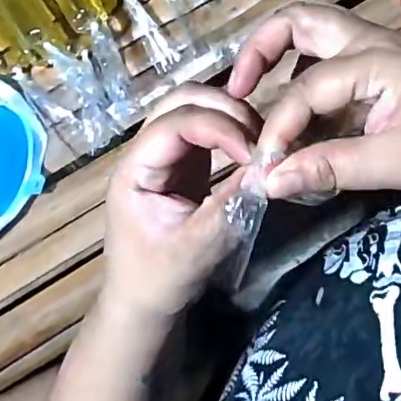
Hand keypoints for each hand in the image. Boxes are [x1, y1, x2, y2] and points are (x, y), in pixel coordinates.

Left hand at [101, 85, 259, 324]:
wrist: (143, 301)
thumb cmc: (159, 278)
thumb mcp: (196, 251)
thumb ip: (228, 210)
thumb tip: (265, 172)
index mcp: (134, 168)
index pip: (175, 123)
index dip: (218, 128)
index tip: (254, 153)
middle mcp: (144, 150)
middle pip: (181, 100)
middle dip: (224, 108)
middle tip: (261, 136)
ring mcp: (162, 151)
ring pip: (193, 105)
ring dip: (228, 113)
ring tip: (259, 139)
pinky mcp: (181, 159)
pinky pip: (204, 125)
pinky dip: (229, 126)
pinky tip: (250, 144)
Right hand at [229, 4, 400, 202]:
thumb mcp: (397, 164)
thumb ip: (331, 167)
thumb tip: (271, 181)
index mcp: (375, 59)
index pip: (306, 88)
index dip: (279, 127)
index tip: (265, 166)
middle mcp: (370, 41)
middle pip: (300, 20)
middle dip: (261, 46)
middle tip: (239, 86)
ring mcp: (378, 47)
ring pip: (314, 28)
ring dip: (280, 50)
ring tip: (256, 87)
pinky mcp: (382, 63)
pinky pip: (329, 51)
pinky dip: (302, 65)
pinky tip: (298, 100)